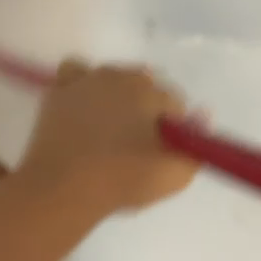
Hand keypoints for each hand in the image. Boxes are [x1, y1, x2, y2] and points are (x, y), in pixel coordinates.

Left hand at [18, 60, 199, 217]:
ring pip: (111, 76)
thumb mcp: (173, 176)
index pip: (173, 100)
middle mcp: (118, 76)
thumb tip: (202, 117)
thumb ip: (195, 147)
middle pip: (143, 83)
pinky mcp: (58, 89)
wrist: (62, 188)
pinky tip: (82, 104)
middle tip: (137, 141)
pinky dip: (82, 83)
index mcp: (148, 93)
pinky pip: (75, 72)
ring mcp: (85, 79)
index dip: (174, 125)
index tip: (164, 148)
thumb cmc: (121, 181)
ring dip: (116, 94)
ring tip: (110, 126)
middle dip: (146, 107)